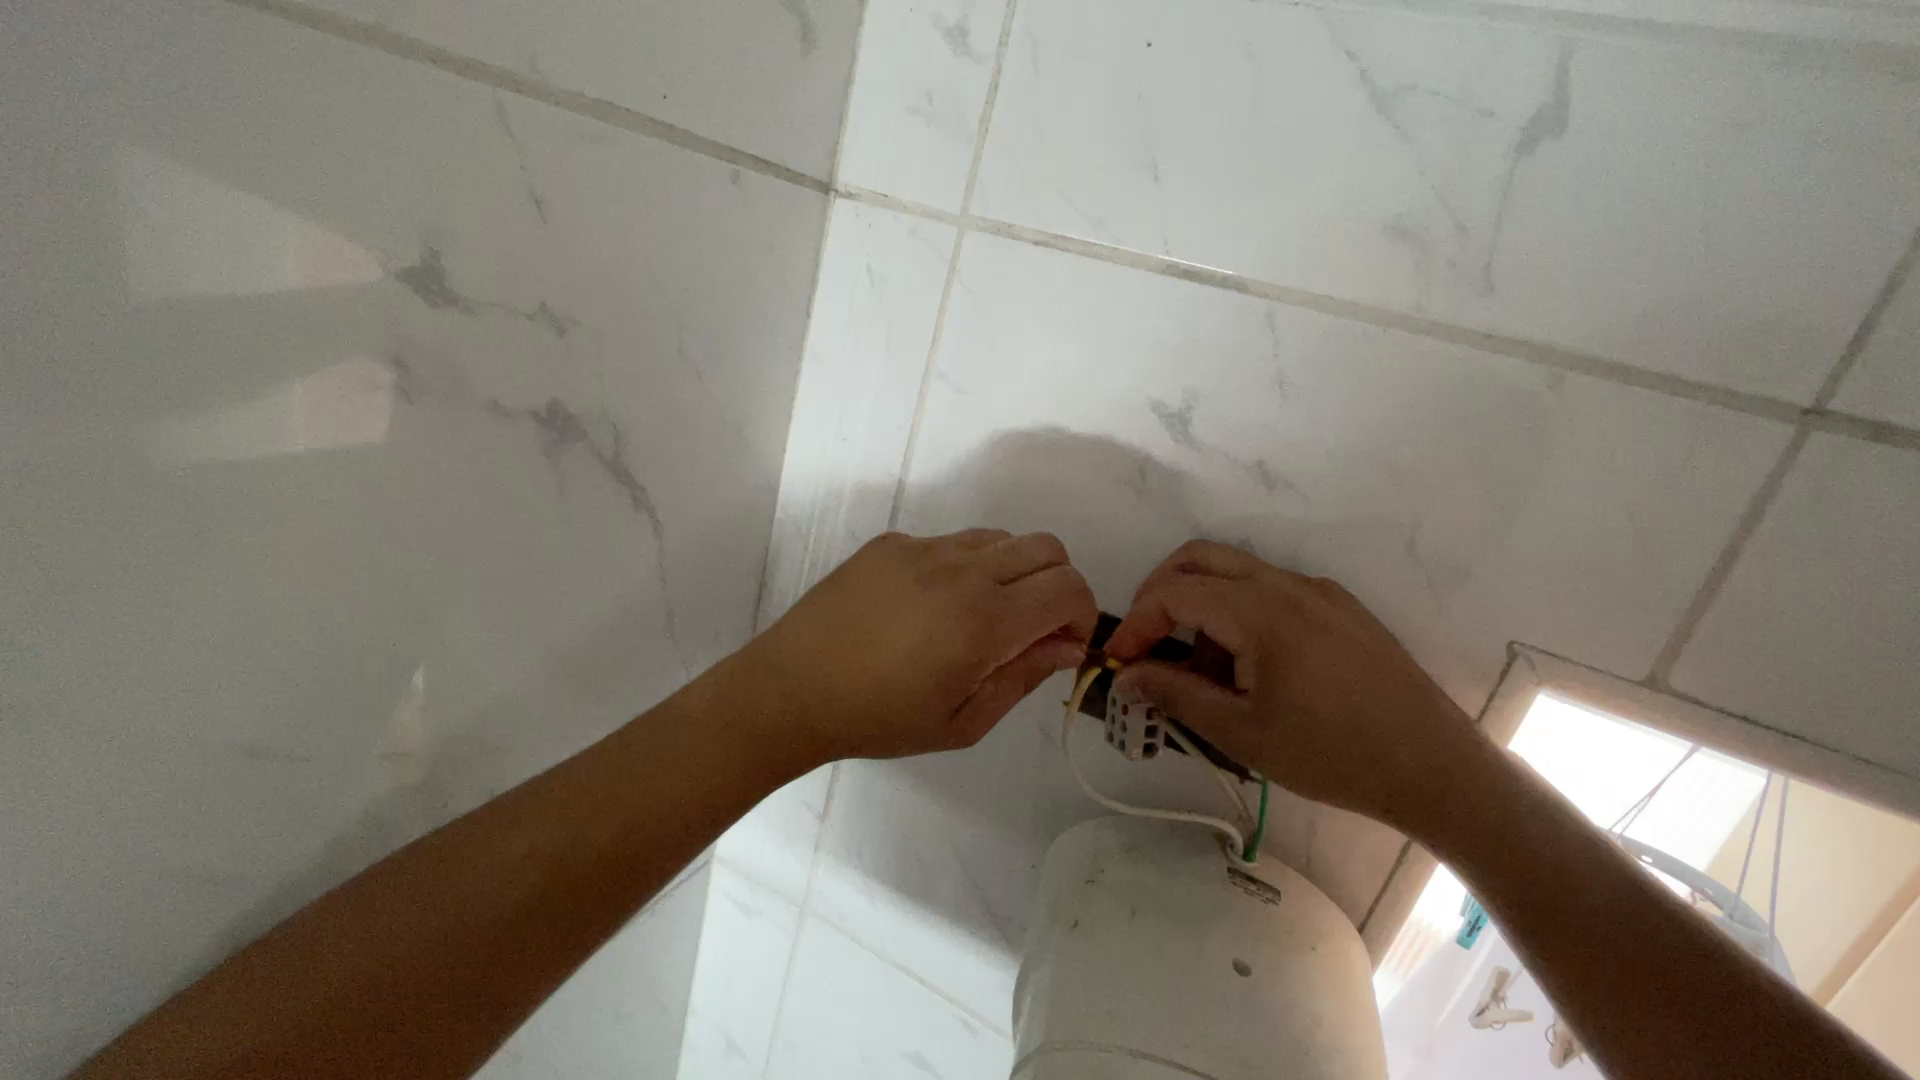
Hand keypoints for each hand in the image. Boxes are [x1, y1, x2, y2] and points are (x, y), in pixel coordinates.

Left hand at [745, 529, 1098, 762]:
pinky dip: (966, 566)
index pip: (1069, 587)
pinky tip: (930, 607)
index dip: (1081, 615)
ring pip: (1001, 538)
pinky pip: (953, 541)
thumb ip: (1024, 677)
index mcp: (985, 620)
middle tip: (1030, 629)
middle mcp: (962, 570)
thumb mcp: (964, 722)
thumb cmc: (881, 719)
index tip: (1060, 644)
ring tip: (979, 617)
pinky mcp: (892, 543)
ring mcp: (924, 549)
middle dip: (1058, 585)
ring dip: (1014, 572)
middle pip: (1047, 547)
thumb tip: (1067, 645)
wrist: (792, 689)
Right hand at [1103, 540, 1485, 829]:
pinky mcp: (1342, 609)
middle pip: (1200, 558)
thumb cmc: (1332, 754)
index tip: (1120, 663)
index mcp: (1260, 610)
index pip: (1173, 593)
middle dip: (1160, 593)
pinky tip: (1251, 669)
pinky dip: (1240, 613)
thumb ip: (1175, 694)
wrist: (1437, 769)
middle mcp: (1287, 584)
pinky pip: (1272, 591)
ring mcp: (1319, 592)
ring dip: (1202, 606)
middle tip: (1148, 643)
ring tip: (1204, 672)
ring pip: (1237, 573)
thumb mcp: (1241, 731)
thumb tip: (1126, 675)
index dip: (1137, 624)